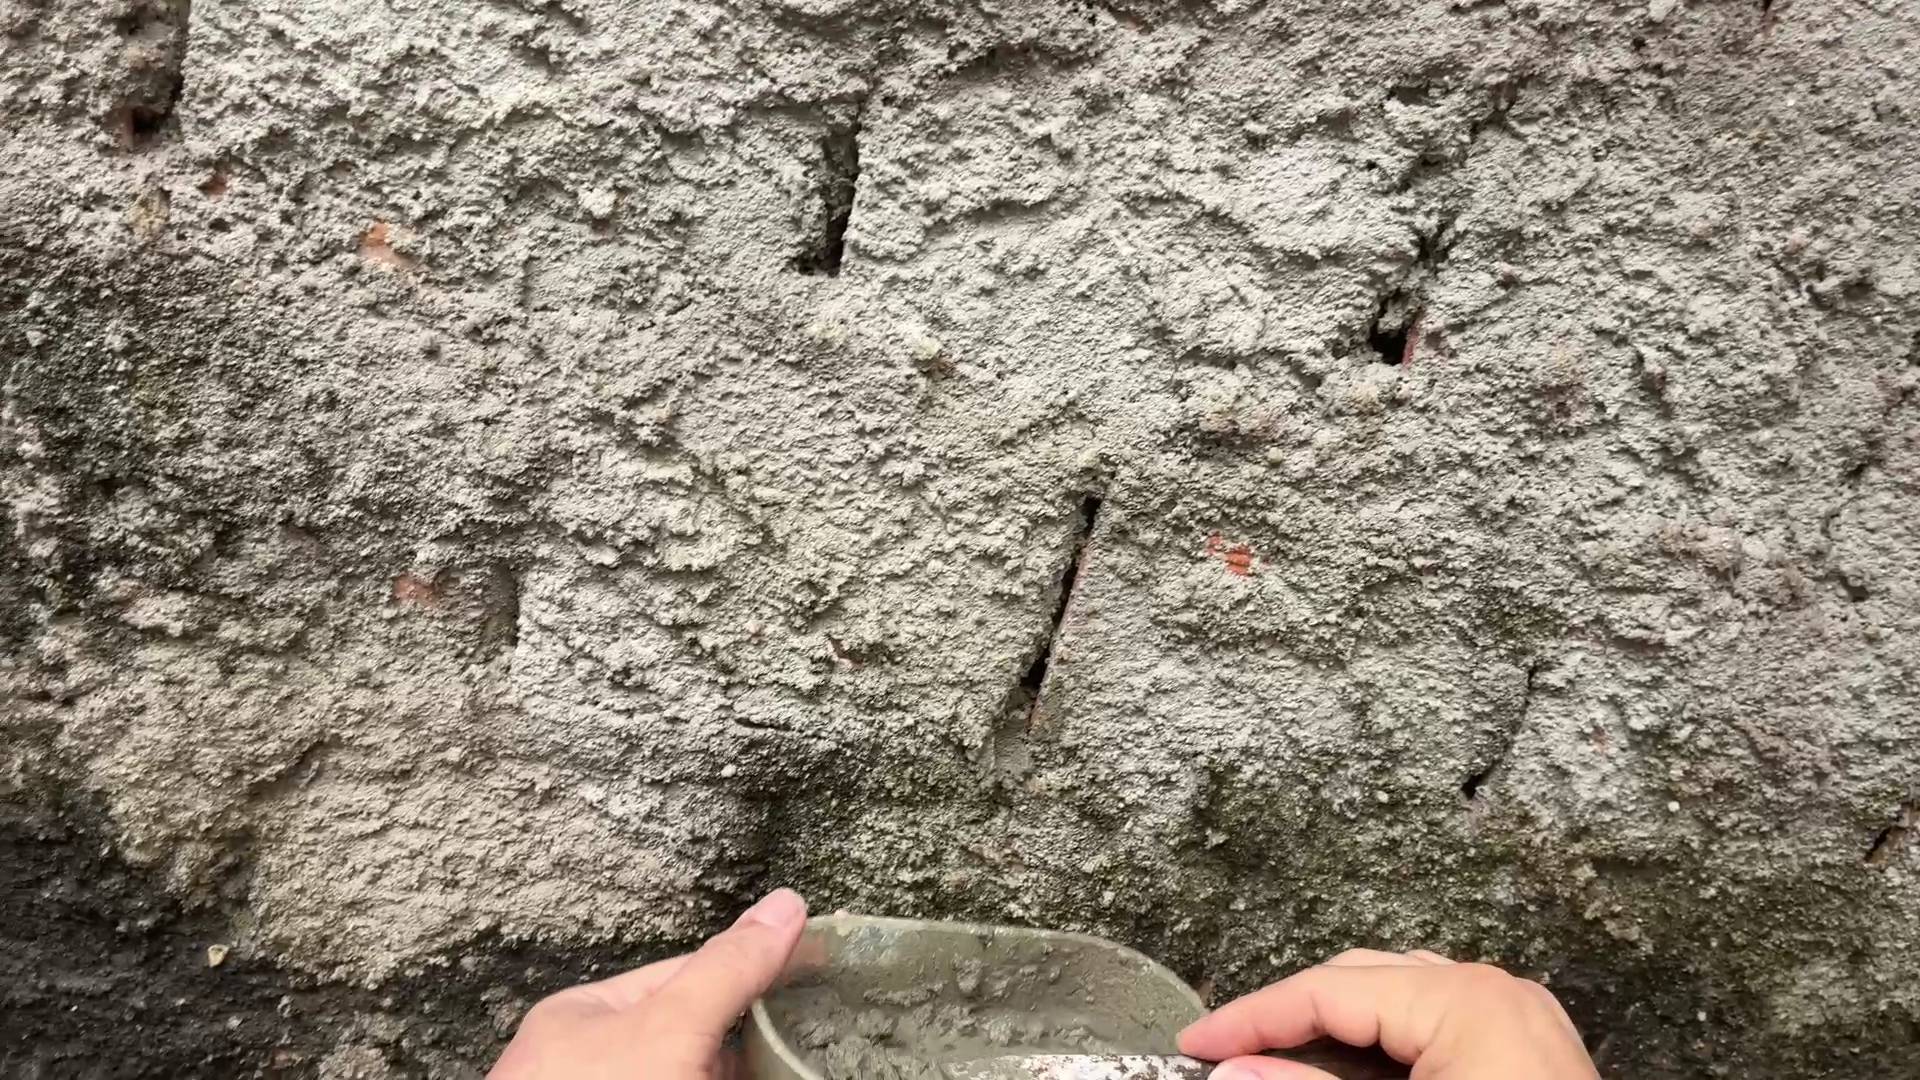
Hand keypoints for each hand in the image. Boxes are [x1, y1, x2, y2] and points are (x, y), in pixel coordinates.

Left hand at [488, 889, 808, 1079]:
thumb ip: (729, 967)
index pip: (684, 973)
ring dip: (739, 1069)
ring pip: (693, 1074)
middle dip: (747, 1040)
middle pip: (690, 1035)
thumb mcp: (670, 1030)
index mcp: (581, 1020)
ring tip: (795, 1062)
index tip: (808, 973)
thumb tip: (787, 902)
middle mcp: (589, 1069)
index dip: (747, 972)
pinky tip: (760, 1077)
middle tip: (807, 1036)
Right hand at [1179, 948, 1599, 1079]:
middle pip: (1352, 981)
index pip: (1325, 991)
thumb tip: (1229, 1072)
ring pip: (1385, 993)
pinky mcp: (1521, 1042)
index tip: (1196, 1042)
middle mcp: (1490, 988)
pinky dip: (1377, 1035)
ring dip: (1328, 1024)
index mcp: (1466, 1002)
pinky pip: (1424, 1016)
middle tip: (1229, 1054)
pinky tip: (1350, 1060)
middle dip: (1287, 1018)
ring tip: (1278, 1053)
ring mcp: (1512, 1013)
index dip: (1252, 1016)